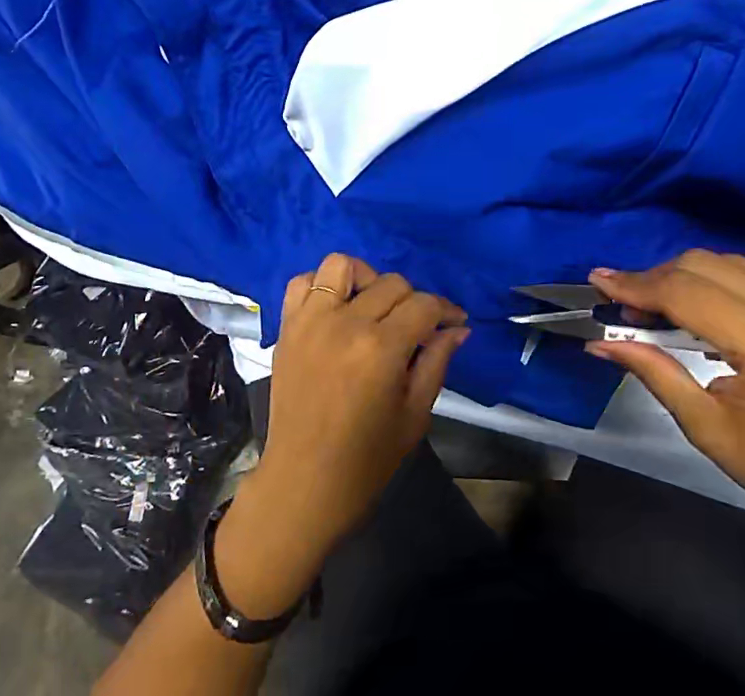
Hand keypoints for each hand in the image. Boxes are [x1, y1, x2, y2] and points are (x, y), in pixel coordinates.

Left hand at [252, 254, 467, 556]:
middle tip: (416, 328)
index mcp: (381, 348)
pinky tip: (336, 309)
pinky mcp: (287, 327)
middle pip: (390, 283)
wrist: (305, 479)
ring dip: (365, 278)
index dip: (446, 310)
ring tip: (372, 307)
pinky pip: (302, 282)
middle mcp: (344, 323)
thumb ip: (436, 362)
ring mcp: (310, 321)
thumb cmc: (367, 458)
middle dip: (413, 300)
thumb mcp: (415, 414)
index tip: (454, 322)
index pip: (424, 304)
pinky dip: (322, 286)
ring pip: (341, 265)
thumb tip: (458, 328)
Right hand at [586, 250, 744, 558]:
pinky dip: (741, 282)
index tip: (599, 282)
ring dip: (697, 278)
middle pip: (712, 267)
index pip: (690, 295)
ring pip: (743, 264)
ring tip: (674, 308)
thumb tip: (601, 342)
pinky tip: (728, 309)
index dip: (638, 285)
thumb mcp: (710, 430)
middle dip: (661, 278)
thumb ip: (654, 373)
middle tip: (632, 305)